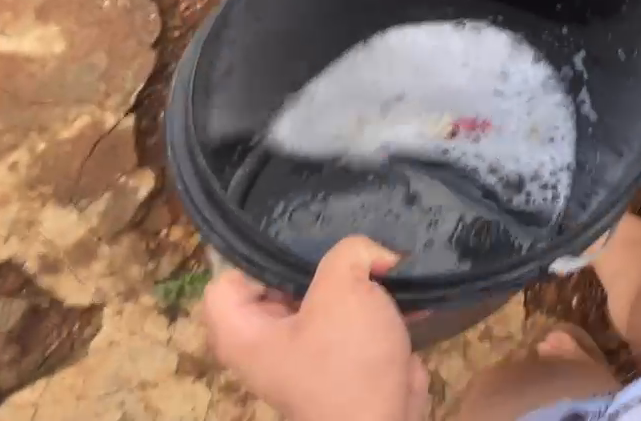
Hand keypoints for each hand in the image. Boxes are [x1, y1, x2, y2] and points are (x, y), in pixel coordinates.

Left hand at [204, 237, 427, 420]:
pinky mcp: (348, 351)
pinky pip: (359, 312)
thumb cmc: (344, 358)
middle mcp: (271, 341)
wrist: (378, 419)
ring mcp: (310, 348)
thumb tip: (373, 256)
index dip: (262, 257)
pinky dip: (384, 298)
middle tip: (361, 243)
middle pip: (284, 283)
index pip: (228, 282)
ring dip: (363, 276)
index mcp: (247, 333)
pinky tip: (412, 287)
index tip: (310, 238)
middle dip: (327, 259)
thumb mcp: (342, 292)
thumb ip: (349, 254)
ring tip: (392, 260)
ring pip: (329, 294)